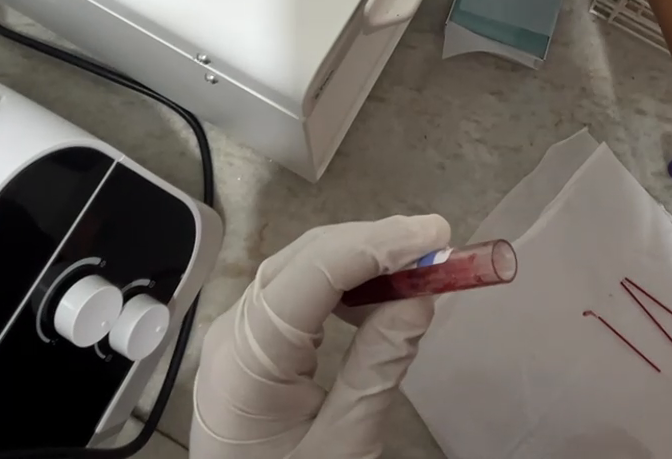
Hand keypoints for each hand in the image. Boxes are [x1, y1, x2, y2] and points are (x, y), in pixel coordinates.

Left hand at [191, 215, 451, 458]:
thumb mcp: (342, 447)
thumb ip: (378, 366)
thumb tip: (421, 294)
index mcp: (246, 355)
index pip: (317, 268)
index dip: (379, 242)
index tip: (436, 233)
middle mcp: (234, 326)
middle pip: (308, 256)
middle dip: (376, 241)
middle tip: (437, 241)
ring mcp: (238, 331)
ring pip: (304, 263)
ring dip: (363, 255)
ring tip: (416, 262)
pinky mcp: (251, 341)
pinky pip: (299, 289)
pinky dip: (343, 279)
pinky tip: (377, 291)